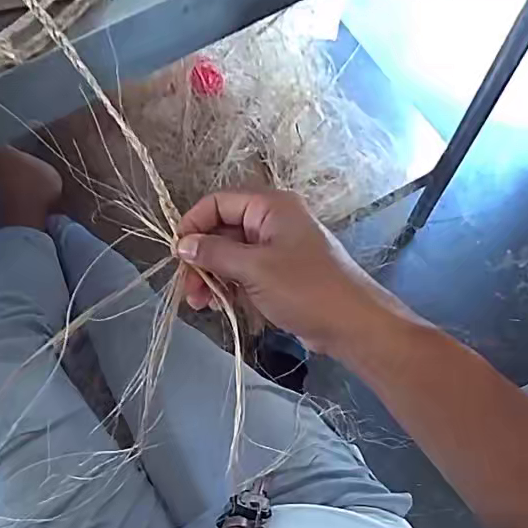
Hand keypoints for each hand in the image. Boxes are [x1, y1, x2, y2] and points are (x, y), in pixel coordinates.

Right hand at [176, 189, 418, 357]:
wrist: (350, 323)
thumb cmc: (306, 289)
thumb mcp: (254, 269)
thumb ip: (215, 253)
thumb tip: (184, 244)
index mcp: (270, 207)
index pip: (218, 203)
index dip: (193, 225)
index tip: (176, 255)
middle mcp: (274, 222)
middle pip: (223, 231)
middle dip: (202, 260)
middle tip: (189, 291)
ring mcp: (279, 250)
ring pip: (233, 256)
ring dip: (214, 277)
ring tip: (202, 305)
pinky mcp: (283, 275)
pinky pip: (248, 274)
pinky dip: (232, 287)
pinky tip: (222, 306)